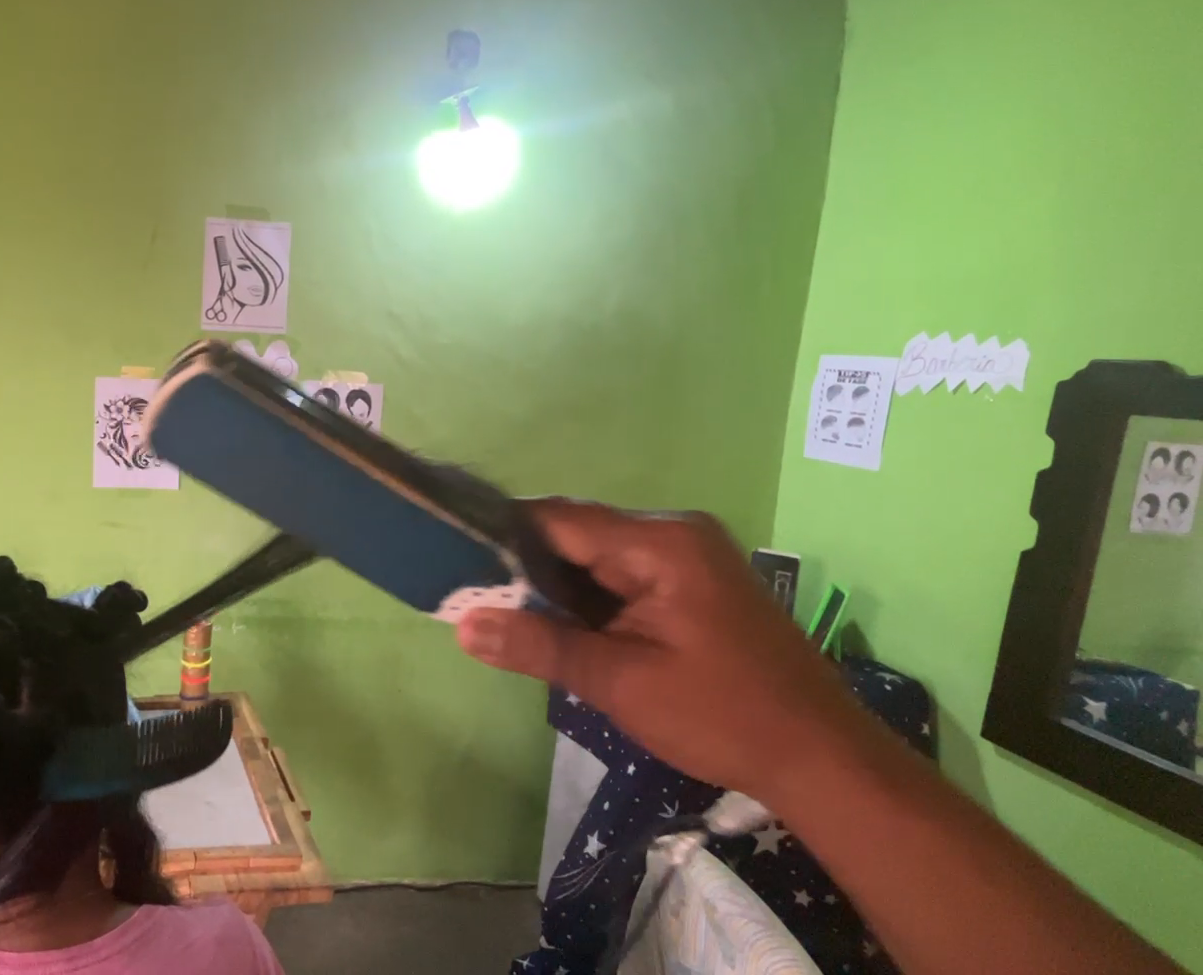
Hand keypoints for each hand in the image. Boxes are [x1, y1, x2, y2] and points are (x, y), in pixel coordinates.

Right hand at [456, 499, 882, 801]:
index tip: (455, 562)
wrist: (824, 760)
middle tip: (475, 600)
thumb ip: (539, 644)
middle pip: (575, 535)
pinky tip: (561, 628)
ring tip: (507, 616)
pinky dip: (587, 600)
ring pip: (595, 557)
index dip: (503, 538)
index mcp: (660, 542)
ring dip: (556, 588)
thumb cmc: (722, 715)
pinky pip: (620, 576)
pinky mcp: (691, 583)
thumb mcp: (619, 682)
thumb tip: (461, 623)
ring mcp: (686, 556)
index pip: (558, 520)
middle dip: (527, 569)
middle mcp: (673, 532)